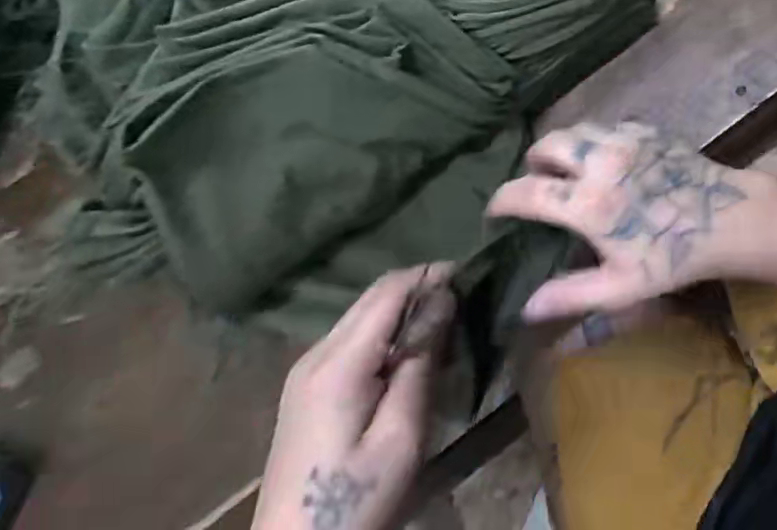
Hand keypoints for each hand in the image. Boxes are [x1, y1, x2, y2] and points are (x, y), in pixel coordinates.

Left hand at [252, 266, 450, 529]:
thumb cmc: (355, 502)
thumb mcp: (401, 437)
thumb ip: (420, 362)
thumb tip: (442, 300)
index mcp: (338, 362)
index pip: (388, 291)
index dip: (429, 274)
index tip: (470, 274)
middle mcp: (316, 352)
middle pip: (373, 296)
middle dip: (418, 287)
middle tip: (462, 299)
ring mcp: (306, 370)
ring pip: (362, 314)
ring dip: (402, 309)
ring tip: (443, 325)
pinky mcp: (306, 387)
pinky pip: (352, 338)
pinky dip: (385, 331)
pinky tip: (408, 354)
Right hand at [485, 123, 776, 321]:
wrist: (729, 218)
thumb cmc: (675, 257)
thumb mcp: (622, 287)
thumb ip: (571, 294)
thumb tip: (525, 309)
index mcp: (588, 204)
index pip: (526, 192)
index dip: (502, 200)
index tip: (495, 209)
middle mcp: (599, 162)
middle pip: (546, 145)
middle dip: (534, 163)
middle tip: (538, 183)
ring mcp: (623, 140)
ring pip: (574, 130)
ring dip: (562, 148)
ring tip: (567, 170)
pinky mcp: (645, 130)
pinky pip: (604, 128)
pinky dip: (593, 141)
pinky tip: (606, 162)